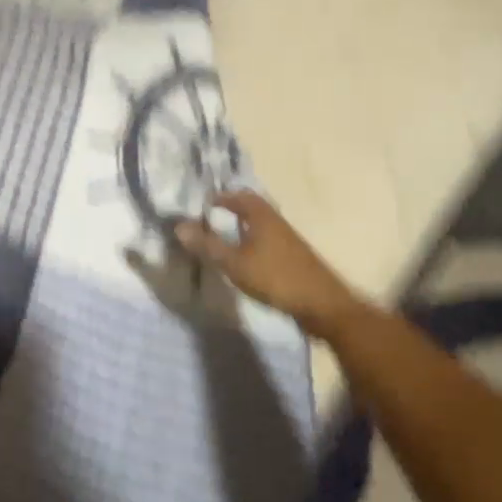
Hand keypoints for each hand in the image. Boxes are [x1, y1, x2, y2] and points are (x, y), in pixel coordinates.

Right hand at [175, 191, 371, 338]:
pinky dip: (253, 240)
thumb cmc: (276, 278)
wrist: (322, 305)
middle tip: (212, 216)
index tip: (204, 202)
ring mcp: (289, 241)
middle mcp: (277, 223)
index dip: (222, 197)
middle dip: (234, 208)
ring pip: (262, 224)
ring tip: (225, 235)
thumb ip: (207, 245)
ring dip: (244, 225)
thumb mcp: (235, 263)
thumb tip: (179, 226)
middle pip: (254, 208)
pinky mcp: (294, 258)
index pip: (241, 196)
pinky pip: (268, 239)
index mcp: (263, 217)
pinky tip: (246, 257)